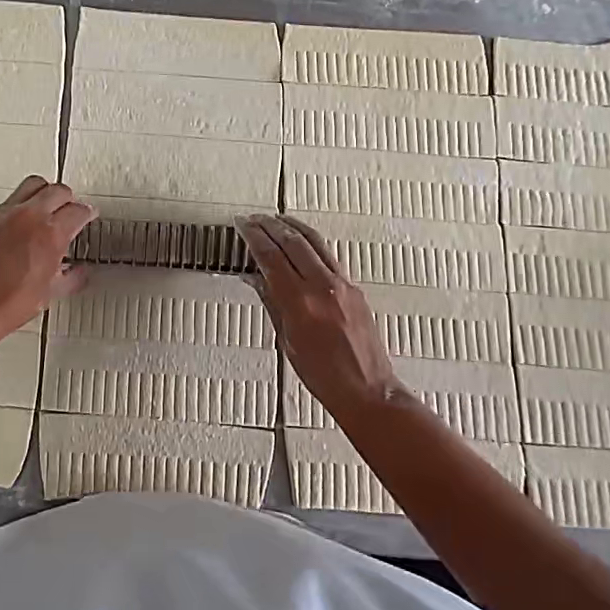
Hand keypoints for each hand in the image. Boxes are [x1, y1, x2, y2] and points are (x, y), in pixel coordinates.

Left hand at [0, 177, 95, 343]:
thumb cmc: (2, 305)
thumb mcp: (50, 292)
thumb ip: (71, 276)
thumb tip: (77, 273)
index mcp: (50, 233)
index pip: (78, 210)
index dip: (87, 213)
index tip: (87, 216)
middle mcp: (27, 217)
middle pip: (57, 190)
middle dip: (69, 199)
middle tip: (71, 209)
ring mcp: (3, 215)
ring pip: (32, 186)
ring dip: (44, 193)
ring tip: (47, 206)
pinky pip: (7, 201)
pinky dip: (19, 207)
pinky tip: (19, 222)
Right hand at [237, 214, 402, 413]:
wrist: (366, 390)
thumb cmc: (327, 377)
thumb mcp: (287, 341)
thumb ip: (272, 303)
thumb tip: (258, 279)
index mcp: (300, 303)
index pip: (271, 257)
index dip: (253, 237)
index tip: (243, 227)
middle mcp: (323, 288)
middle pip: (292, 241)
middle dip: (270, 225)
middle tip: (254, 219)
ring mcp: (342, 285)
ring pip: (314, 241)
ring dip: (292, 227)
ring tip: (277, 219)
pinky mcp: (354, 288)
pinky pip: (329, 255)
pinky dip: (311, 242)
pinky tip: (302, 241)